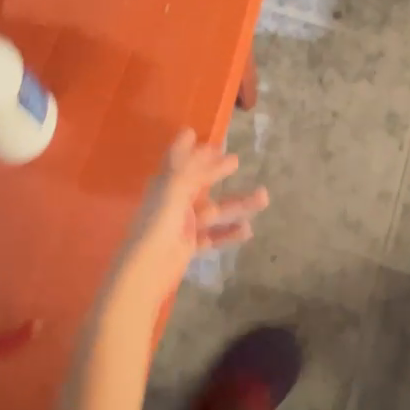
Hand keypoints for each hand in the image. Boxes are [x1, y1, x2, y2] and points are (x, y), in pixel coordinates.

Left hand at [107, 130, 268, 311]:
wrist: (146, 272)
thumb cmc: (158, 225)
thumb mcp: (173, 189)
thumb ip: (188, 166)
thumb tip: (194, 137)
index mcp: (165, 185)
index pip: (179, 161)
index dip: (190, 149)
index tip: (204, 137)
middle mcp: (173, 201)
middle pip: (199, 182)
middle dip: (217, 171)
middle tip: (236, 161)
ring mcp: (182, 224)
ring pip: (214, 209)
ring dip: (238, 203)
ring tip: (264, 196)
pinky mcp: (189, 246)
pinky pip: (213, 235)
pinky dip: (229, 232)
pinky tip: (248, 229)